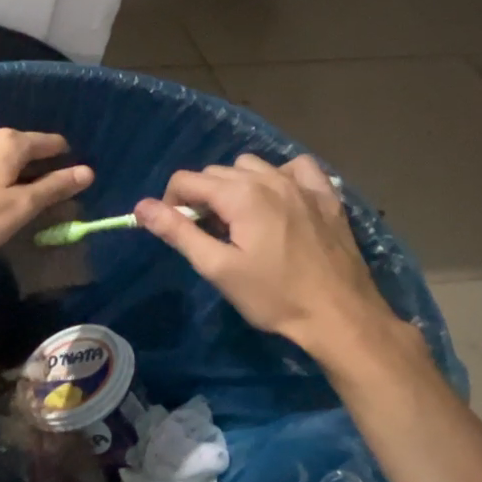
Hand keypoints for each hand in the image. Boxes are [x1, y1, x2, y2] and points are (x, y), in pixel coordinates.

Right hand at [134, 154, 399, 360]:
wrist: (340, 315)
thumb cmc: (273, 296)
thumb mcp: (217, 268)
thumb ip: (178, 232)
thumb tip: (141, 207)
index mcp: (241, 195)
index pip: (187, 180)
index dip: (171, 203)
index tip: (176, 231)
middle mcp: (271, 179)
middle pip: (217, 172)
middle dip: (201, 197)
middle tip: (206, 235)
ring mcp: (303, 185)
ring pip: (252, 166)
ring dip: (235, 185)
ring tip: (239, 220)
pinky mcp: (327, 196)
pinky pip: (295, 168)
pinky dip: (278, 177)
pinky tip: (277, 201)